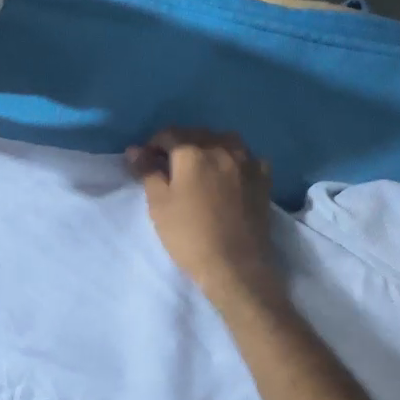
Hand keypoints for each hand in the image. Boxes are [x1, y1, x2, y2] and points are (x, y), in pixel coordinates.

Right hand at [127, 128, 283, 302]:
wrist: (234, 265)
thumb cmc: (188, 235)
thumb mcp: (158, 204)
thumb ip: (147, 171)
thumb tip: (136, 150)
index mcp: (193, 152)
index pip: (168, 134)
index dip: (153, 144)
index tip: (146, 162)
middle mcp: (222, 148)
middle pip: (197, 134)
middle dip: (180, 143)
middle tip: (169, 166)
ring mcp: (247, 162)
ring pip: (225, 140)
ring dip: (209, 146)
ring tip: (200, 166)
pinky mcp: (264, 179)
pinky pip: (248, 158)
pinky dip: (235, 160)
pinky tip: (230, 174)